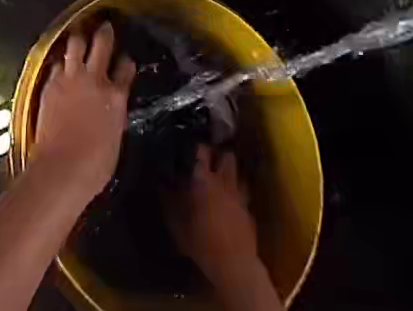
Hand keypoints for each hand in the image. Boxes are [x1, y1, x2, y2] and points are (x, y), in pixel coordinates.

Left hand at [30, 21, 134, 197]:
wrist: (62, 169)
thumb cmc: (95, 164)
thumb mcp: (114, 136)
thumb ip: (113, 114)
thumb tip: (109, 109)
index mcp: (116, 95)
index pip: (125, 68)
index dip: (126, 63)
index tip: (125, 60)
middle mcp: (95, 80)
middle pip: (102, 44)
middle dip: (105, 32)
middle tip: (105, 25)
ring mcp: (71, 79)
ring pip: (75, 45)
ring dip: (78, 38)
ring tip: (78, 32)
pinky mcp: (51, 85)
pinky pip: (57, 63)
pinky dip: (60, 61)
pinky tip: (60, 61)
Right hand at [169, 145, 262, 287]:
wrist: (235, 265)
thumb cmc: (202, 245)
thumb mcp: (179, 227)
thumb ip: (171, 205)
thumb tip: (163, 187)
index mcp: (205, 183)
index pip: (202, 153)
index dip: (198, 148)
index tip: (194, 148)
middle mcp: (224, 183)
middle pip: (227, 156)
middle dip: (220, 155)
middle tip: (211, 160)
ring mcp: (240, 195)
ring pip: (238, 171)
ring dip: (231, 171)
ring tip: (222, 175)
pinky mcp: (249, 208)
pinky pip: (245, 191)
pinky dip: (238, 190)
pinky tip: (232, 198)